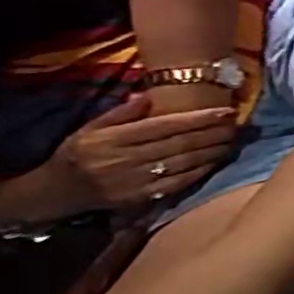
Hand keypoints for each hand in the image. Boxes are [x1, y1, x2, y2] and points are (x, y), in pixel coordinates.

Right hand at [0, 95, 239, 220]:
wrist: (54, 192)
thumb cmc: (81, 153)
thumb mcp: (91, 129)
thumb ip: (122, 112)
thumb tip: (150, 95)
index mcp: (108, 140)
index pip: (163, 126)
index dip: (199, 118)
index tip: (228, 111)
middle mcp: (120, 160)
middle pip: (180, 144)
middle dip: (215, 133)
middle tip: (239, 125)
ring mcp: (131, 181)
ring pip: (185, 162)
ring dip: (216, 150)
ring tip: (235, 139)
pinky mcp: (140, 198)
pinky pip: (180, 181)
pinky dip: (203, 169)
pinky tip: (218, 159)